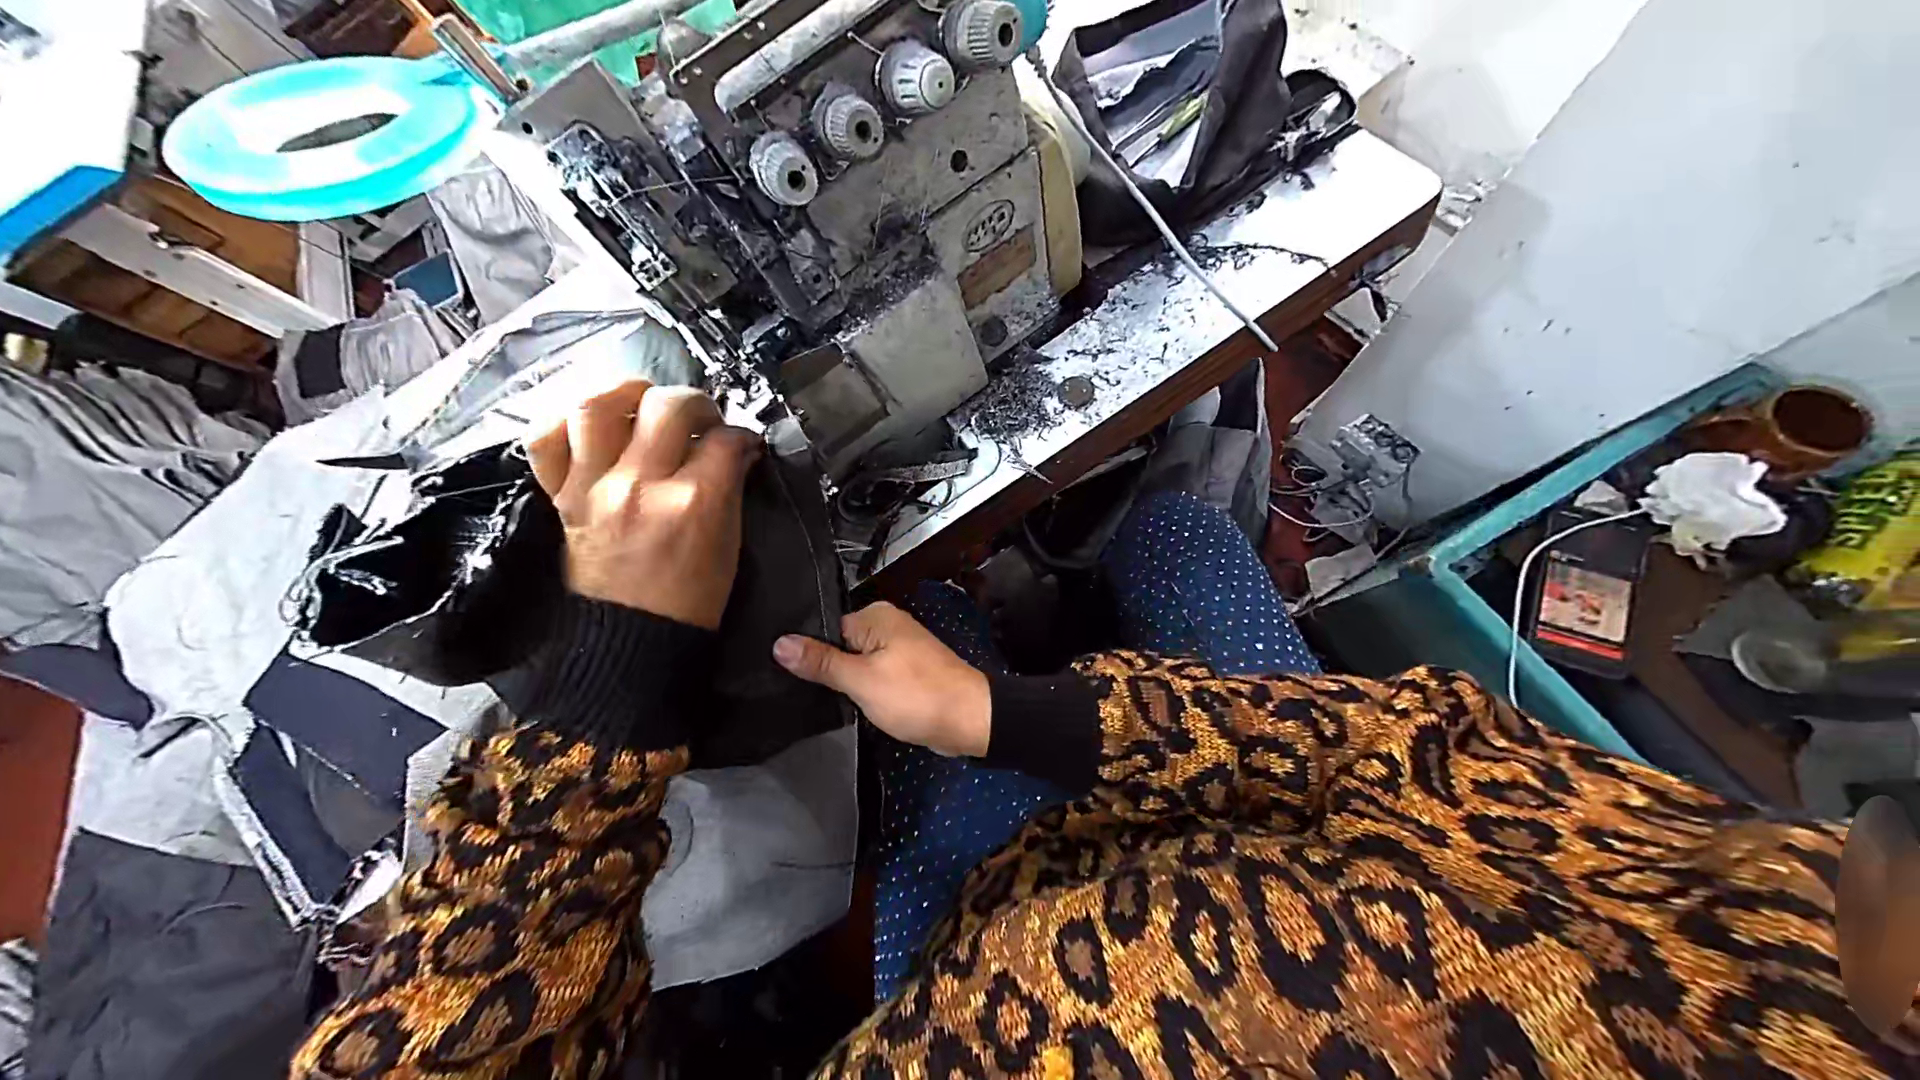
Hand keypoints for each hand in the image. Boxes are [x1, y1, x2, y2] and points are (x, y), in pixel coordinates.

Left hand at [524, 379, 759, 628]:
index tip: (741, 442)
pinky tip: (595, 425)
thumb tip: (735, 448)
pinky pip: (547, 439)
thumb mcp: (729, 543)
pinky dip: (567, 421)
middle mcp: (642, 486)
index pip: (725, 439)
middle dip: (696, 403)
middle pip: (669, 407)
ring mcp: (594, 488)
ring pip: (599, 405)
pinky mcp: (562, 496)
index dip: (741, 434)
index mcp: (695, 503)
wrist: (634, 636)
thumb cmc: (691, 598)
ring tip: (645, 403)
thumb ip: (731, 488)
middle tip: (702, 419)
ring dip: (629, 392)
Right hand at [772, 602, 989, 756]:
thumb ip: (821, 662)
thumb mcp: (861, 680)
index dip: (807, 651)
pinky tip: (846, 704)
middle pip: (839, 644)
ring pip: (855, 662)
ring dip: (842, 681)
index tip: (783, 672)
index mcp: (876, 617)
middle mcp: (887, 625)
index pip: (825, 628)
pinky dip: (861, 689)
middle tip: (795, 690)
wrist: (969, 720)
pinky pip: (872, 674)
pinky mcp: (905, 671)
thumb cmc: (917, 696)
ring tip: (816, 698)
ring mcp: (898, 648)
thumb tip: (780, 643)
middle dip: (823, 667)